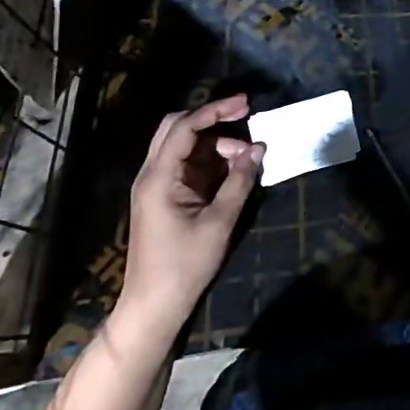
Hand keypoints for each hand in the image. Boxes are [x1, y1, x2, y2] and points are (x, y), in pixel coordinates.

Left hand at [120, 95, 263, 324]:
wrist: (154, 305)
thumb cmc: (185, 265)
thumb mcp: (219, 222)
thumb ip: (240, 181)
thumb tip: (258, 148)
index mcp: (158, 177)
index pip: (184, 127)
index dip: (215, 110)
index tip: (245, 104)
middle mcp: (151, 174)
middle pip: (176, 127)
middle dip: (211, 118)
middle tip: (244, 115)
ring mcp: (155, 185)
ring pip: (182, 146)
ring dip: (214, 143)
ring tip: (246, 157)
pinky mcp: (163, 197)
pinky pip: (185, 165)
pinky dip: (209, 160)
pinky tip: (233, 169)